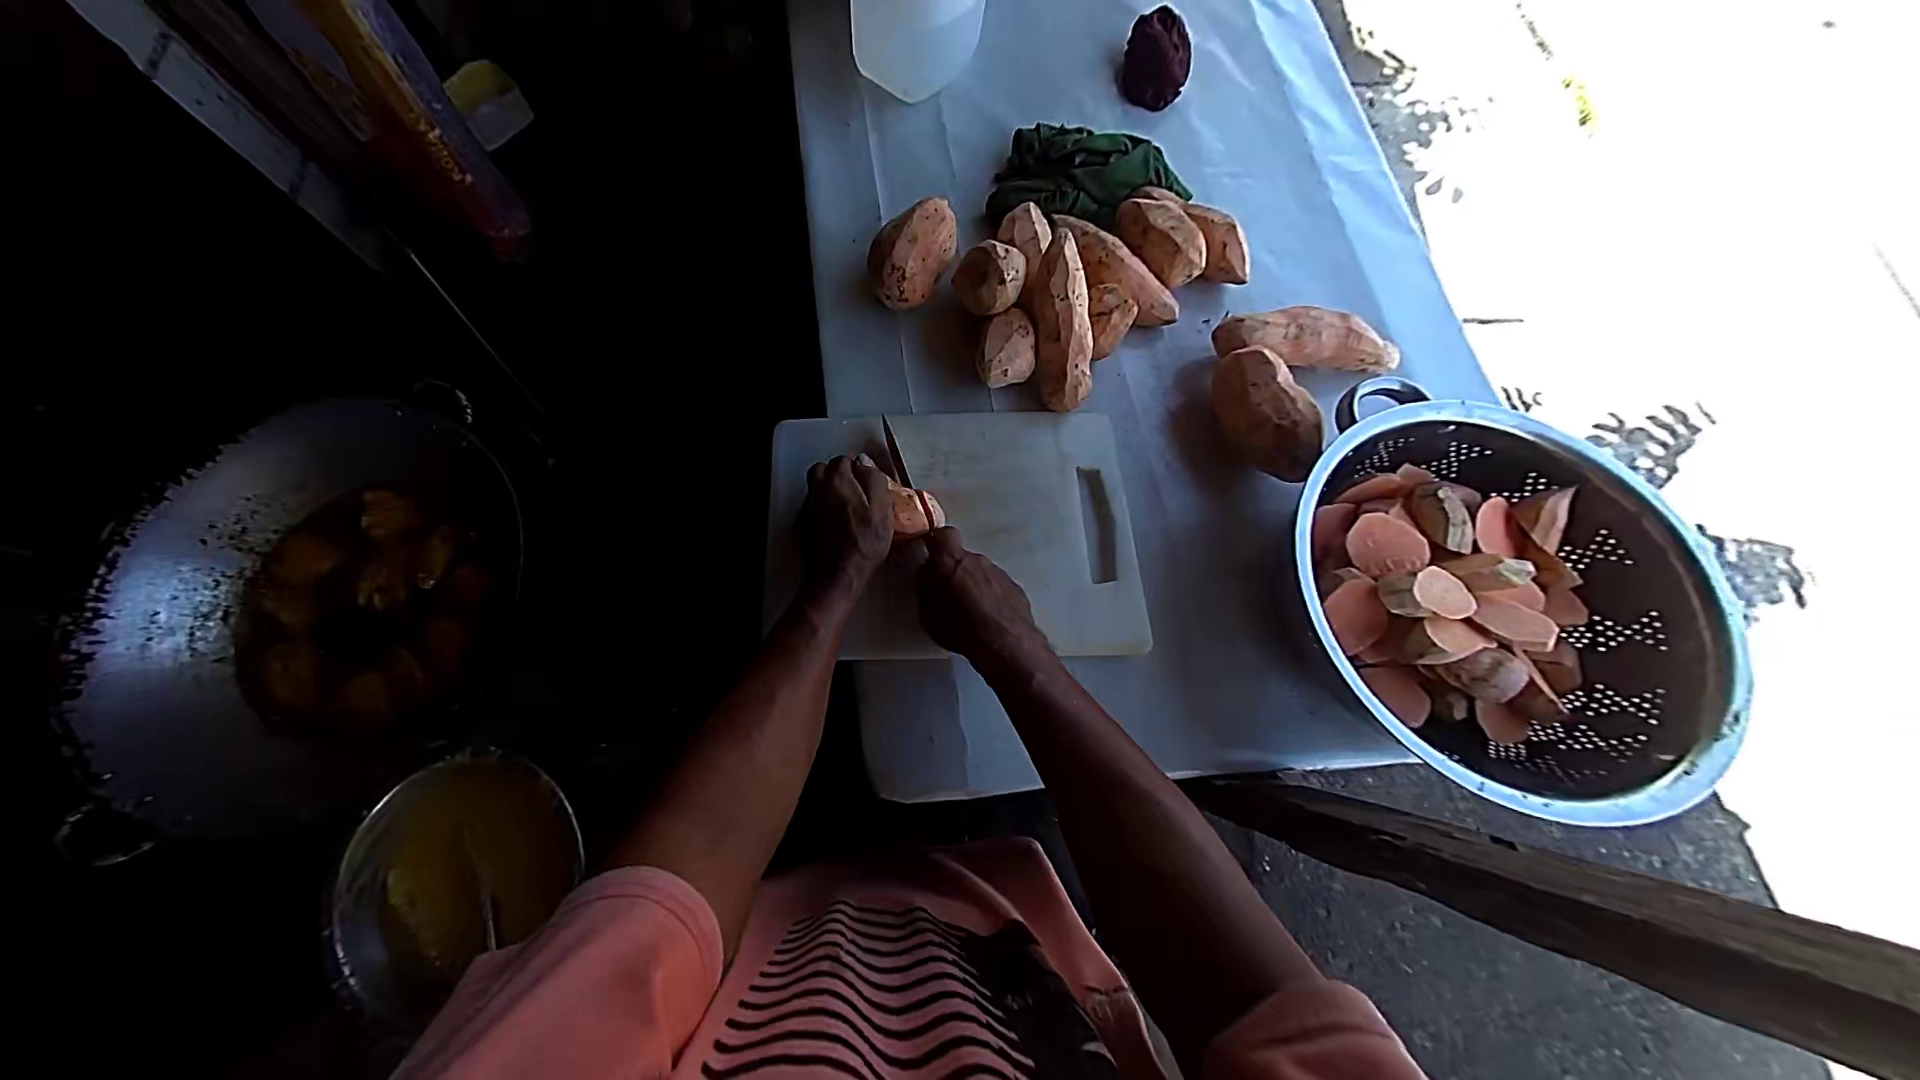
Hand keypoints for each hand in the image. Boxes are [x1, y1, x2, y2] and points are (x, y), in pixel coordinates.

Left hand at [796, 455, 894, 588]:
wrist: (839, 574)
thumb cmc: (863, 543)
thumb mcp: (882, 509)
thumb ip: (874, 480)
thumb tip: (865, 464)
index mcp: (837, 481)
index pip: (843, 459)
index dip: (858, 467)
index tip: (868, 479)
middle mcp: (818, 490)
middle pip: (823, 469)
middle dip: (838, 473)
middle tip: (856, 487)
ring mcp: (809, 507)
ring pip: (817, 487)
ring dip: (830, 489)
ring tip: (849, 504)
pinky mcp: (806, 524)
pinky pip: (815, 506)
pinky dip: (825, 506)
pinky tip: (840, 520)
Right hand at [916, 526, 1048, 666]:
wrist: (1004, 642)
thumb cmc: (959, 627)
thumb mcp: (927, 611)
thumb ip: (925, 585)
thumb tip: (927, 571)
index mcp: (951, 560)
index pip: (944, 535)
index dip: (938, 542)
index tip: (933, 553)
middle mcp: (977, 560)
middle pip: (963, 558)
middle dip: (956, 572)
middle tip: (949, 595)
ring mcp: (998, 573)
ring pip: (981, 573)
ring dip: (974, 586)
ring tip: (970, 613)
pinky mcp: (1014, 588)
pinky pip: (997, 587)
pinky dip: (991, 597)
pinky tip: (988, 619)